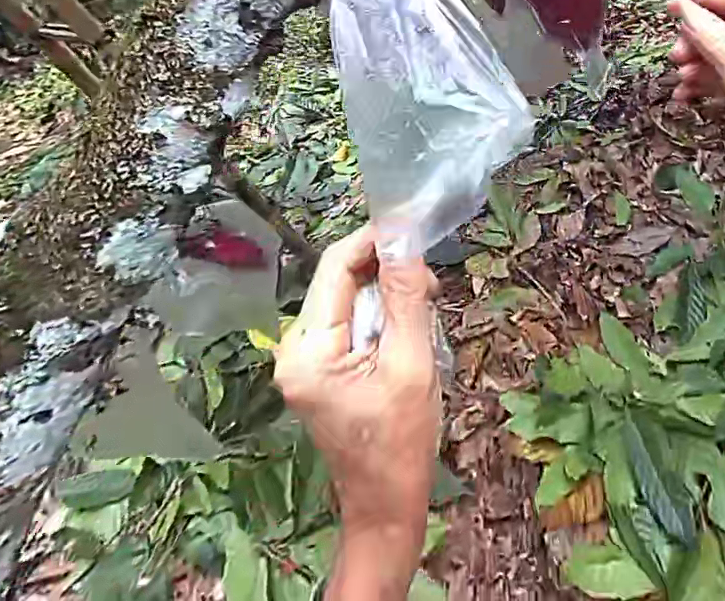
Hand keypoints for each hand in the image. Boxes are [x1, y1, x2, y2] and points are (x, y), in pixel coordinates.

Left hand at [274, 225, 438, 598]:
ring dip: (388, 289)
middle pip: (340, 278)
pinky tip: (408, 320)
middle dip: (386, 266)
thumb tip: (404, 237)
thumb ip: (407, 295)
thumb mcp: (411, 361)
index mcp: (308, 349)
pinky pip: (350, 316)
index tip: (413, 223)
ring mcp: (304, 357)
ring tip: (426, 302)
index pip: (336, 266)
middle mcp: (294, 347)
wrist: (386, 501)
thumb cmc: (402, 439)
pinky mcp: (319, 364)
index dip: (374, 238)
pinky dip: (381, 309)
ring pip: (348, 294)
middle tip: (429, 277)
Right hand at [667, 0, 724, 275]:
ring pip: (721, 57)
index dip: (704, 4)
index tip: (673, 9)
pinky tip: (686, 95)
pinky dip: (704, 85)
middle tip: (676, 55)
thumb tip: (688, 13)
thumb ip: (716, 44)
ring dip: (698, 64)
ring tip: (681, 78)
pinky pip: (723, 81)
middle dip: (698, 40)